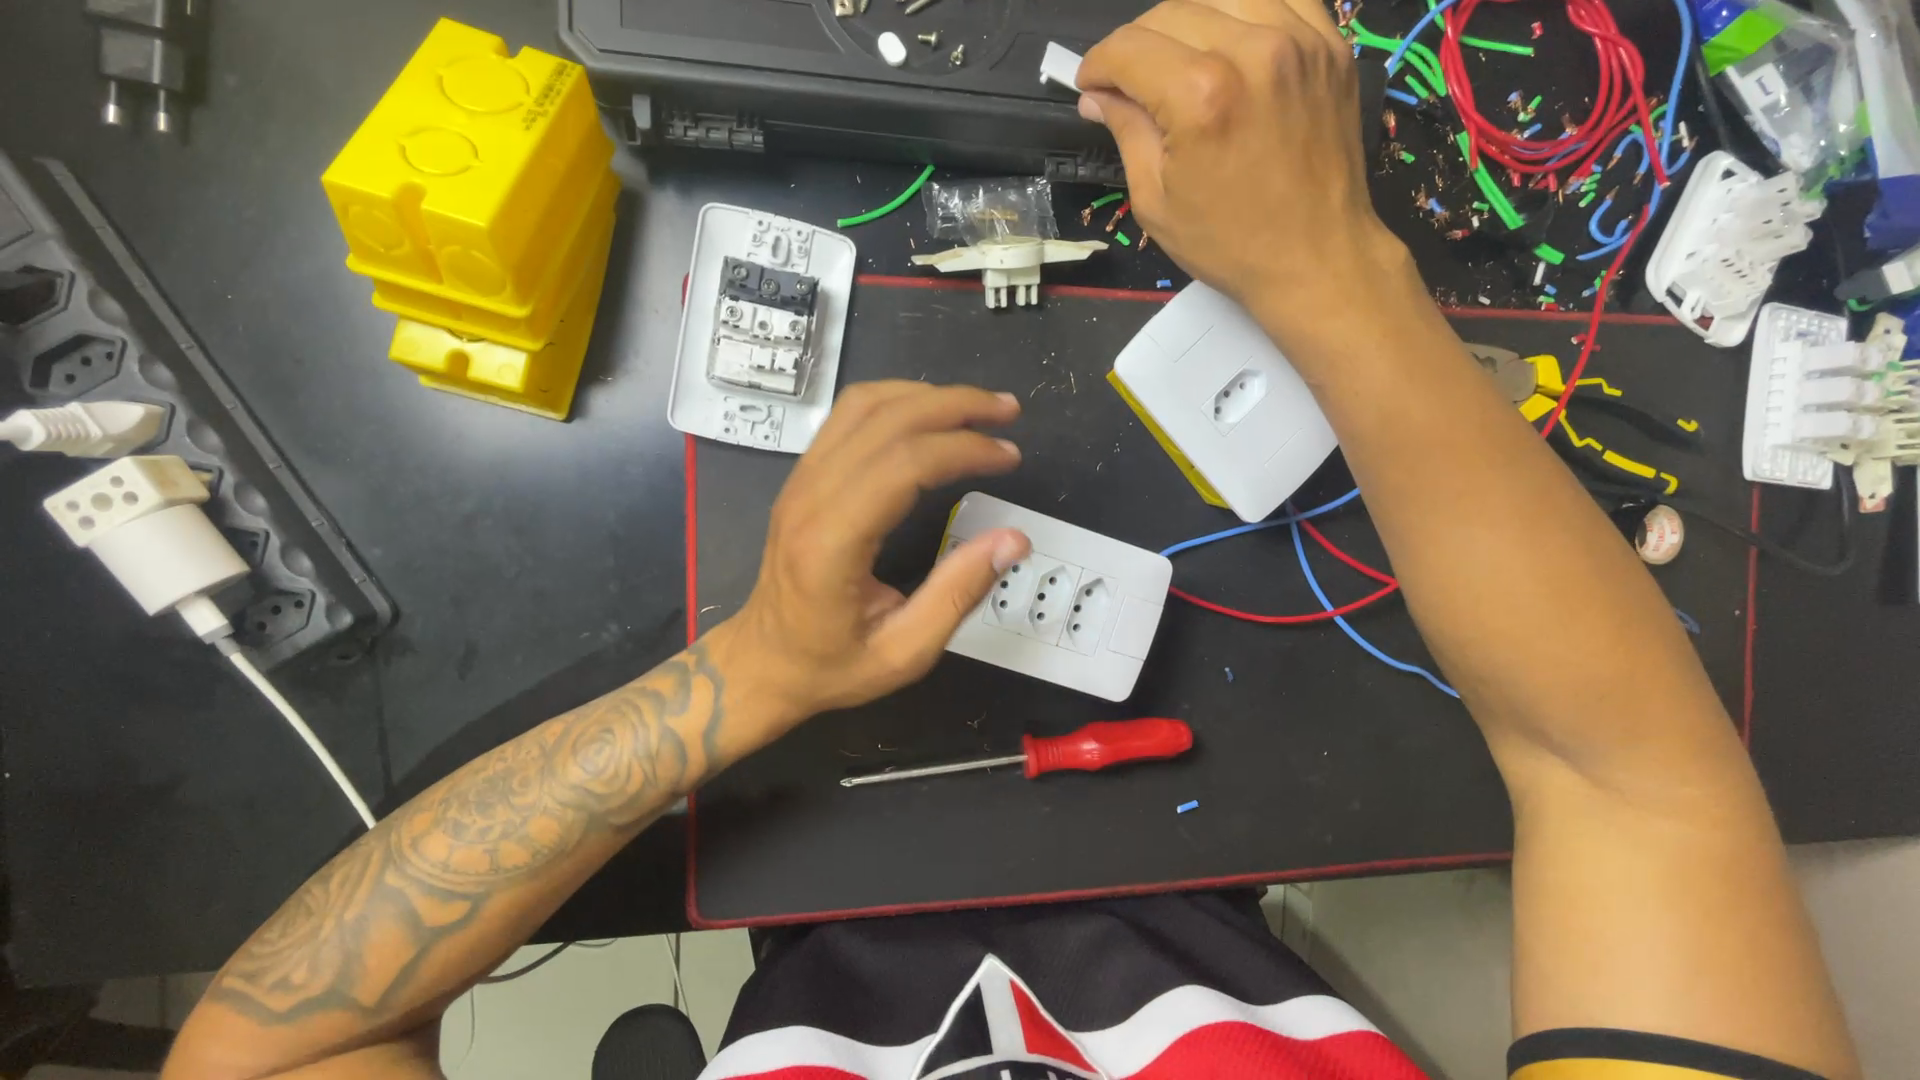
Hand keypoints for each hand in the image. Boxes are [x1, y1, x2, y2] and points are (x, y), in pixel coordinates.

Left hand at [729, 381, 1030, 720]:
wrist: (762, 663)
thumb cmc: (830, 666)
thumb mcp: (904, 652)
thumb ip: (958, 593)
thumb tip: (1015, 539)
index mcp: (832, 542)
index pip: (903, 465)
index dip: (963, 448)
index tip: (1010, 456)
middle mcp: (810, 497)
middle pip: (887, 420)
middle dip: (956, 405)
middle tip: (1008, 412)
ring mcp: (801, 481)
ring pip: (864, 405)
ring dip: (927, 395)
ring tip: (978, 408)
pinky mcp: (803, 476)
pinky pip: (849, 417)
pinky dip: (897, 403)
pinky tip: (932, 414)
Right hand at [1078, 0, 1416, 348]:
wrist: (1316, 258)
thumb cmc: (1229, 243)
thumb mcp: (1156, 201)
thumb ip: (1127, 132)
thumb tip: (1098, 94)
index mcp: (1201, 97)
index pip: (1130, 48)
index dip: (1098, 63)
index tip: (1090, 83)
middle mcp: (1252, 51)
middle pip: (1171, 12)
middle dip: (1136, 43)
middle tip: (1128, 81)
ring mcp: (1299, 40)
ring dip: (1186, 22)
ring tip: (1176, 60)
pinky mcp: (1330, 44)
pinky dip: (1243, 13)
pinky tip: (1228, 45)